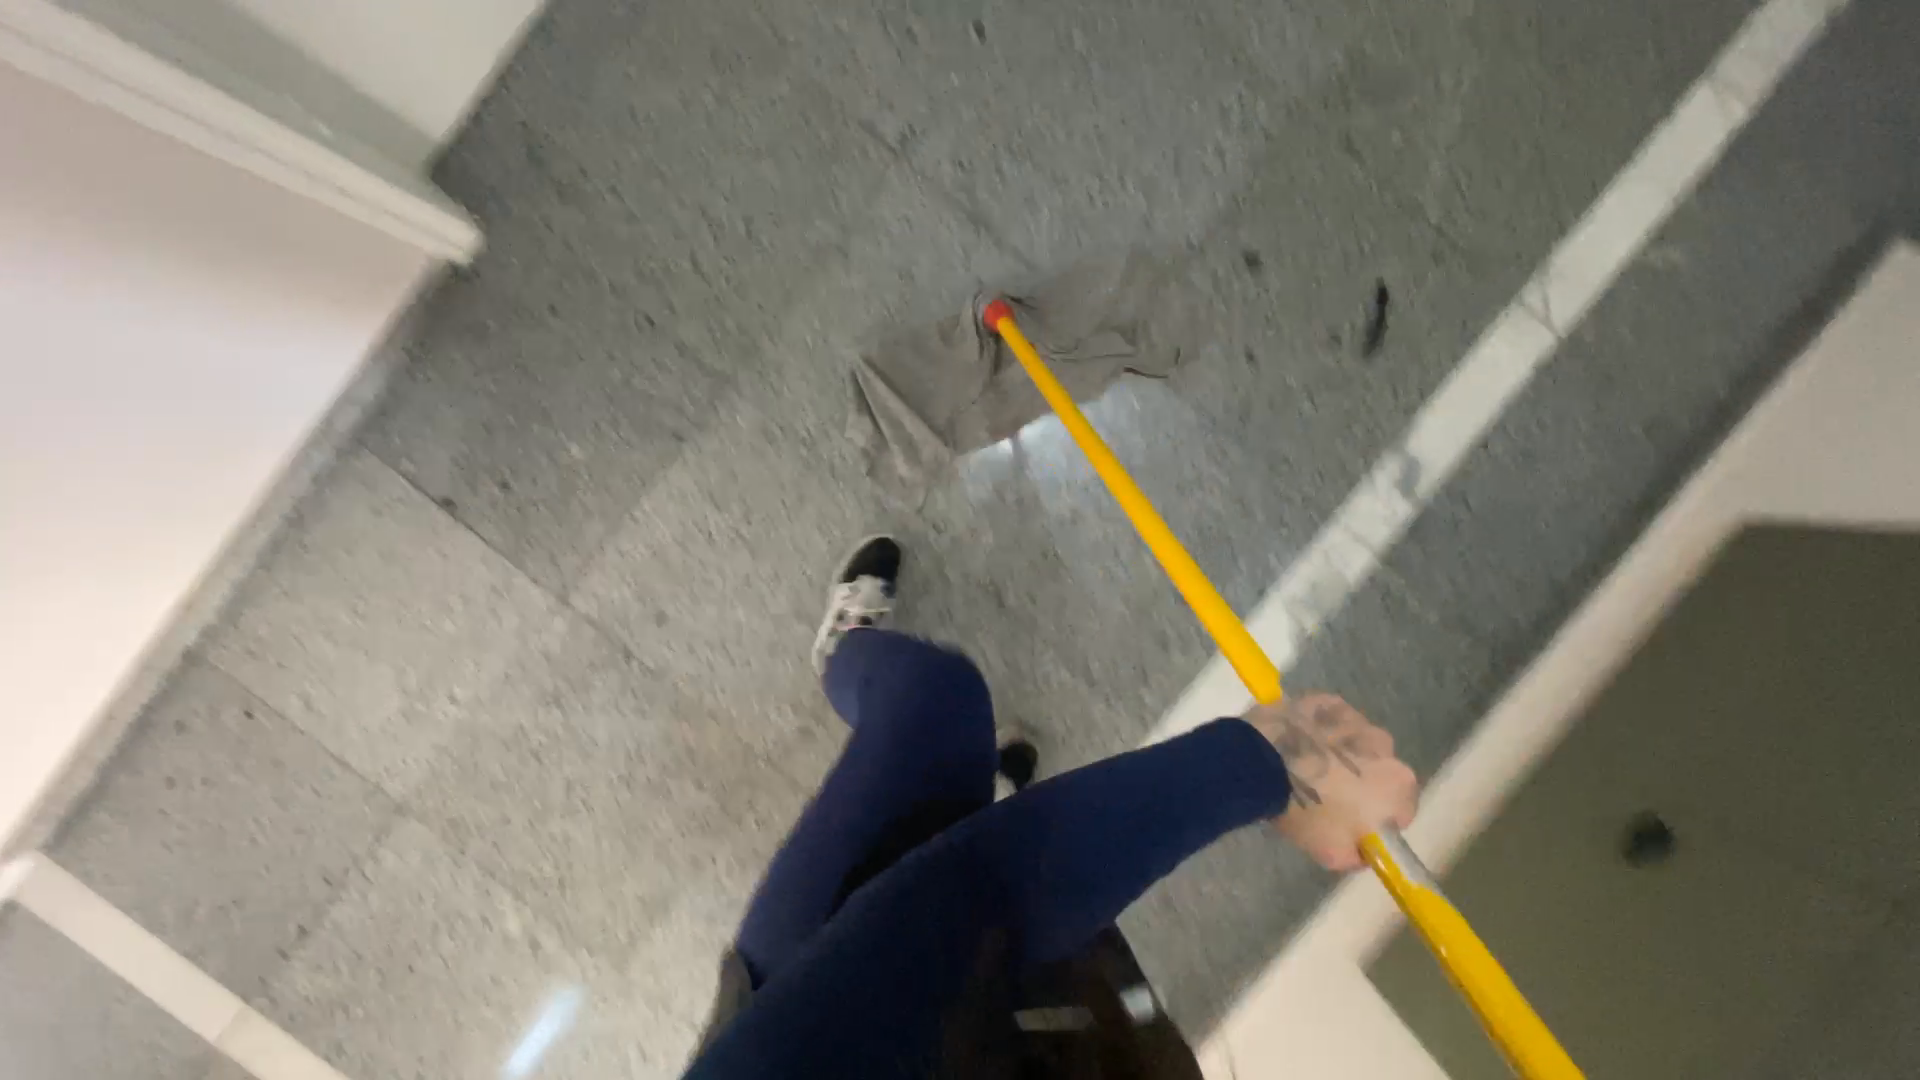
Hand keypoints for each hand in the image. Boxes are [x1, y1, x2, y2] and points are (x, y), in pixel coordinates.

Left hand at [1242, 694, 1417, 871]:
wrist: (1258, 763)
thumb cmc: (1304, 810)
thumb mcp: (1335, 854)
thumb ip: (1359, 854)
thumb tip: (1361, 847)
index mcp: (1399, 781)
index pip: (1399, 809)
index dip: (1376, 820)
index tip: (1350, 824)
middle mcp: (1383, 743)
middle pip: (1377, 770)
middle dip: (1359, 782)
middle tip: (1325, 793)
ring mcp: (1352, 715)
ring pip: (1353, 741)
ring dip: (1338, 752)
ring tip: (1305, 764)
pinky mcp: (1320, 699)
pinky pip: (1326, 717)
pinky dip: (1317, 728)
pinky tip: (1296, 740)